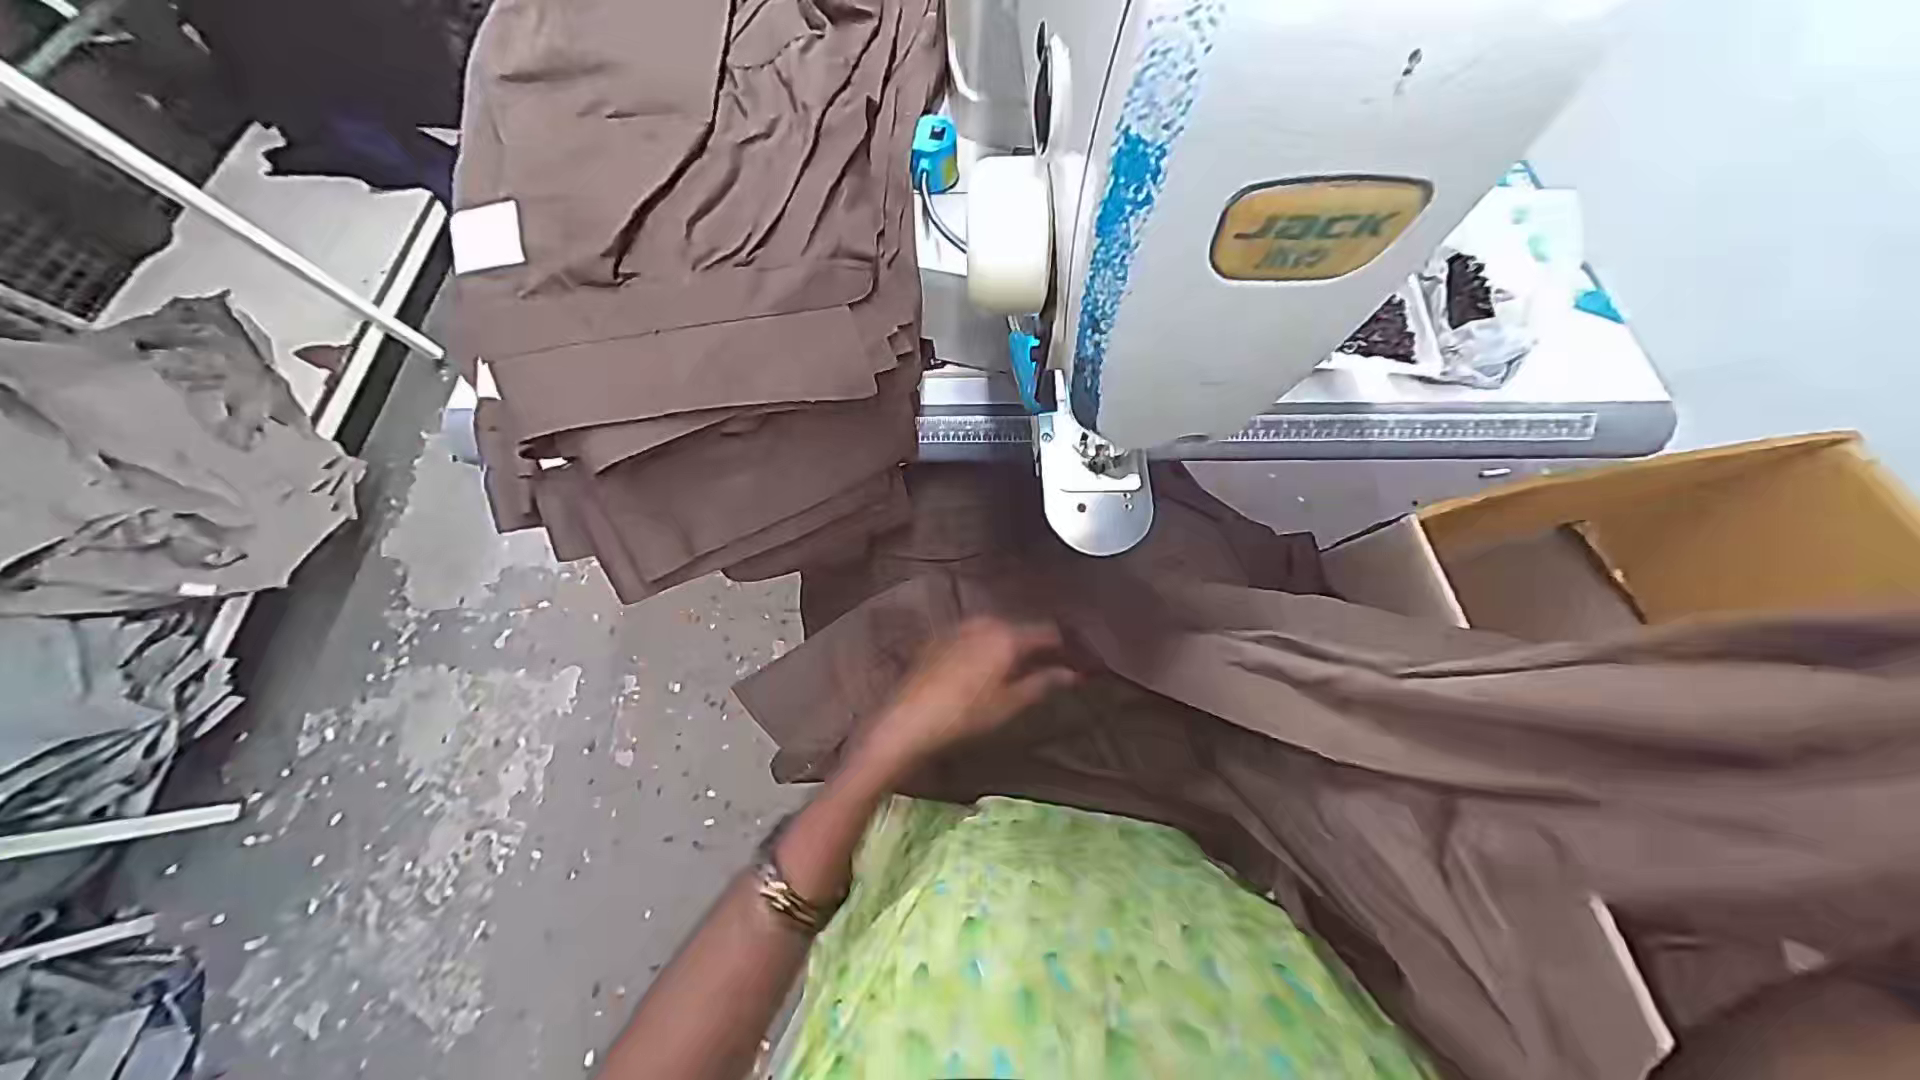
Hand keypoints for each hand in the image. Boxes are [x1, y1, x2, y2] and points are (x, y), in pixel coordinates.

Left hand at [849, 617, 1078, 777]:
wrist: (908, 721)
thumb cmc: (964, 715)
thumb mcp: (1010, 704)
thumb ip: (1044, 683)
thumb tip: (1071, 673)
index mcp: (1006, 636)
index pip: (1048, 632)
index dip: (1064, 645)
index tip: (1076, 658)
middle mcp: (984, 623)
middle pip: (1021, 628)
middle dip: (1036, 644)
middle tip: (1050, 665)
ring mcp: (959, 628)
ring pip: (996, 631)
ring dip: (1010, 644)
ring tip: (1019, 668)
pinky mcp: (940, 637)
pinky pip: (974, 636)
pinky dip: (985, 646)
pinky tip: (984, 669)